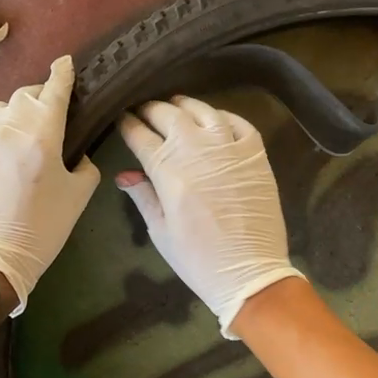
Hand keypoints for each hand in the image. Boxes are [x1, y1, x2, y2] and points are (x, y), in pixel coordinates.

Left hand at [0, 56, 100, 312]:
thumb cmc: (43, 228)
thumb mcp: (78, 198)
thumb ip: (85, 167)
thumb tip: (80, 155)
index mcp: (42, 134)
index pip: (53, 90)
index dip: (62, 73)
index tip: (66, 63)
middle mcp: (9, 129)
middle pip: (25, 95)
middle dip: (40, 96)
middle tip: (52, 111)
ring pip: (0, 109)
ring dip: (16, 112)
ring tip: (26, 130)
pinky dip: (0, 134)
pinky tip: (7, 155)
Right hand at [117, 97, 304, 337]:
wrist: (248, 271)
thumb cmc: (197, 258)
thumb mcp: (160, 230)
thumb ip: (143, 196)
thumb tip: (124, 175)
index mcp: (167, 171)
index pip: (140, 135)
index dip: (128, 124)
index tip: (122, 119)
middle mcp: (197, 150)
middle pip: (168, 114)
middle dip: (151, 109)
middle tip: (143, 111)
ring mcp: (230, 148)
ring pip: (202, 110)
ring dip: (184, 105)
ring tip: (174, 106)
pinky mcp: (256, 154)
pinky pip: (239, 122)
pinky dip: (222, 116)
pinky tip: (213, 120)